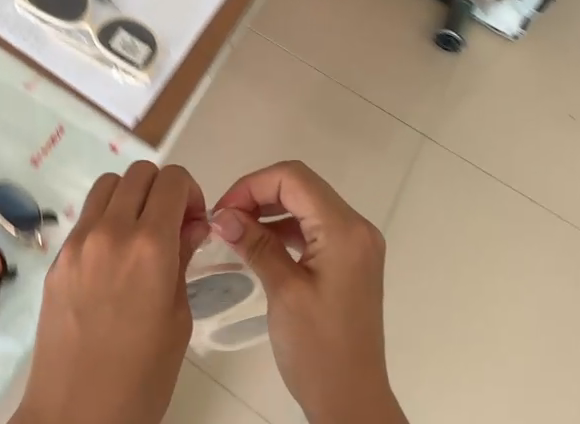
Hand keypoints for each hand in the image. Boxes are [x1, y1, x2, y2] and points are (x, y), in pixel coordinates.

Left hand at [12, 162, 210, 423]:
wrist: (75, 415)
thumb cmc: (141, 378)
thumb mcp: (179, 319)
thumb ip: (184, 259)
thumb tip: (191, 225)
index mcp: (149, 246)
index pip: (173, 180)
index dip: (192, 193)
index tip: (194, 223)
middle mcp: (111, 231)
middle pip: (140, 173)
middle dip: (163, 190)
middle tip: (172, 225)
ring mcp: (78, 242)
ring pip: (108, 185)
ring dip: (131, 196)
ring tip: (140, 234)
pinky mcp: (58, 258)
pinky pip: (87, 216)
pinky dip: (106, 219)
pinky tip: (113, 259)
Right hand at [210, 161, 405, 423]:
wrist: (352, 401)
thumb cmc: (318, 349)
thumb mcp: (283, 292)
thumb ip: (255, 244)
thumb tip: (222, 214)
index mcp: (344, 229)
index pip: (293, 178)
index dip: (252, 185)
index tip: (223, 211)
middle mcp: (356, 227)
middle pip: (301, 186)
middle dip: (258, 194)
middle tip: (225, 220)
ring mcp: (356, 244)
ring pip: (306, 204)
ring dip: (269, 210)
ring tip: (235, 231)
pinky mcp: (349, 260)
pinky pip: (313, 227)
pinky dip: (284, 228)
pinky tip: (258, 244)